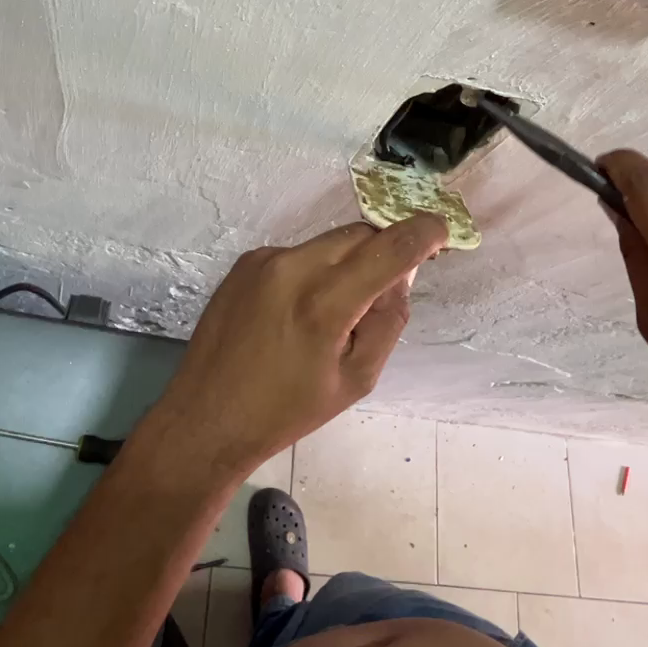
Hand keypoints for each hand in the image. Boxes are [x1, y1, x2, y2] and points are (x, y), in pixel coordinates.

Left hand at [144, 215, 448, 479]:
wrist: (206, 416)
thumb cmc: (286, 411)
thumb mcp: (356, 379)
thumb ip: (388, 321)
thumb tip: (401, 276)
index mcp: (323, 303)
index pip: (388, 249)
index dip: (422, 234)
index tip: (441, 230)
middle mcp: (292, 267)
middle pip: (359, 235)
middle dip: (384, 250)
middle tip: (391, 283)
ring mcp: (264, 260)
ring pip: (328, 243)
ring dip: (348, 262)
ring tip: (338, 311)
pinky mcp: (246, 262)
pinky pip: (298, 254)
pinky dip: (314, 270)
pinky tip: (300, 311)